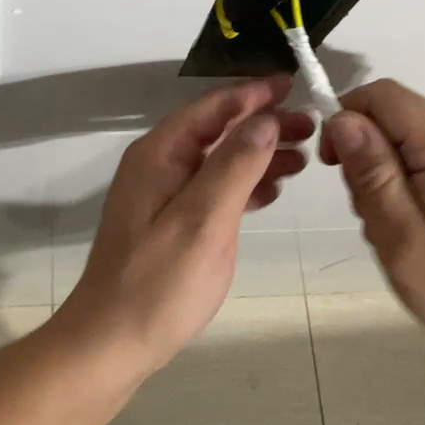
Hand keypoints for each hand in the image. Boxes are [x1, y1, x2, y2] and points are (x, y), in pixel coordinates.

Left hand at [53, 78, 312, 373]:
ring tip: (304, 157)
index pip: (211, 108)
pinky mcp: (172, 223)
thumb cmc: (158, 282)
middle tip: (312, 127)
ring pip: (218, 160)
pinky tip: (273, 191)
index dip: (253, 94)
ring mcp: (164, 196)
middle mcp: (160, 166)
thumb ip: (235, 166)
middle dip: (263, 124)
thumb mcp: (203, 220)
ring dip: (259, 154)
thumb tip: (265, 119)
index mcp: (160, 155)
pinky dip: (245, 185)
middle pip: (217, 130)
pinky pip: (214, 188)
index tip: (295, 83)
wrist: (112, 342)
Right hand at [320, 79, 424, 367]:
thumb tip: (343, 118)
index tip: (334, 171)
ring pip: (407, 134)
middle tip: (372, 216)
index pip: (381, 95)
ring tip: (397, 230)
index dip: (345, 120)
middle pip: (393, 113)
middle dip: (366, 155)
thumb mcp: (404, 244)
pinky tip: (419, 225)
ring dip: (385, 172)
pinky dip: (409, 178)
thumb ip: (373, 177)